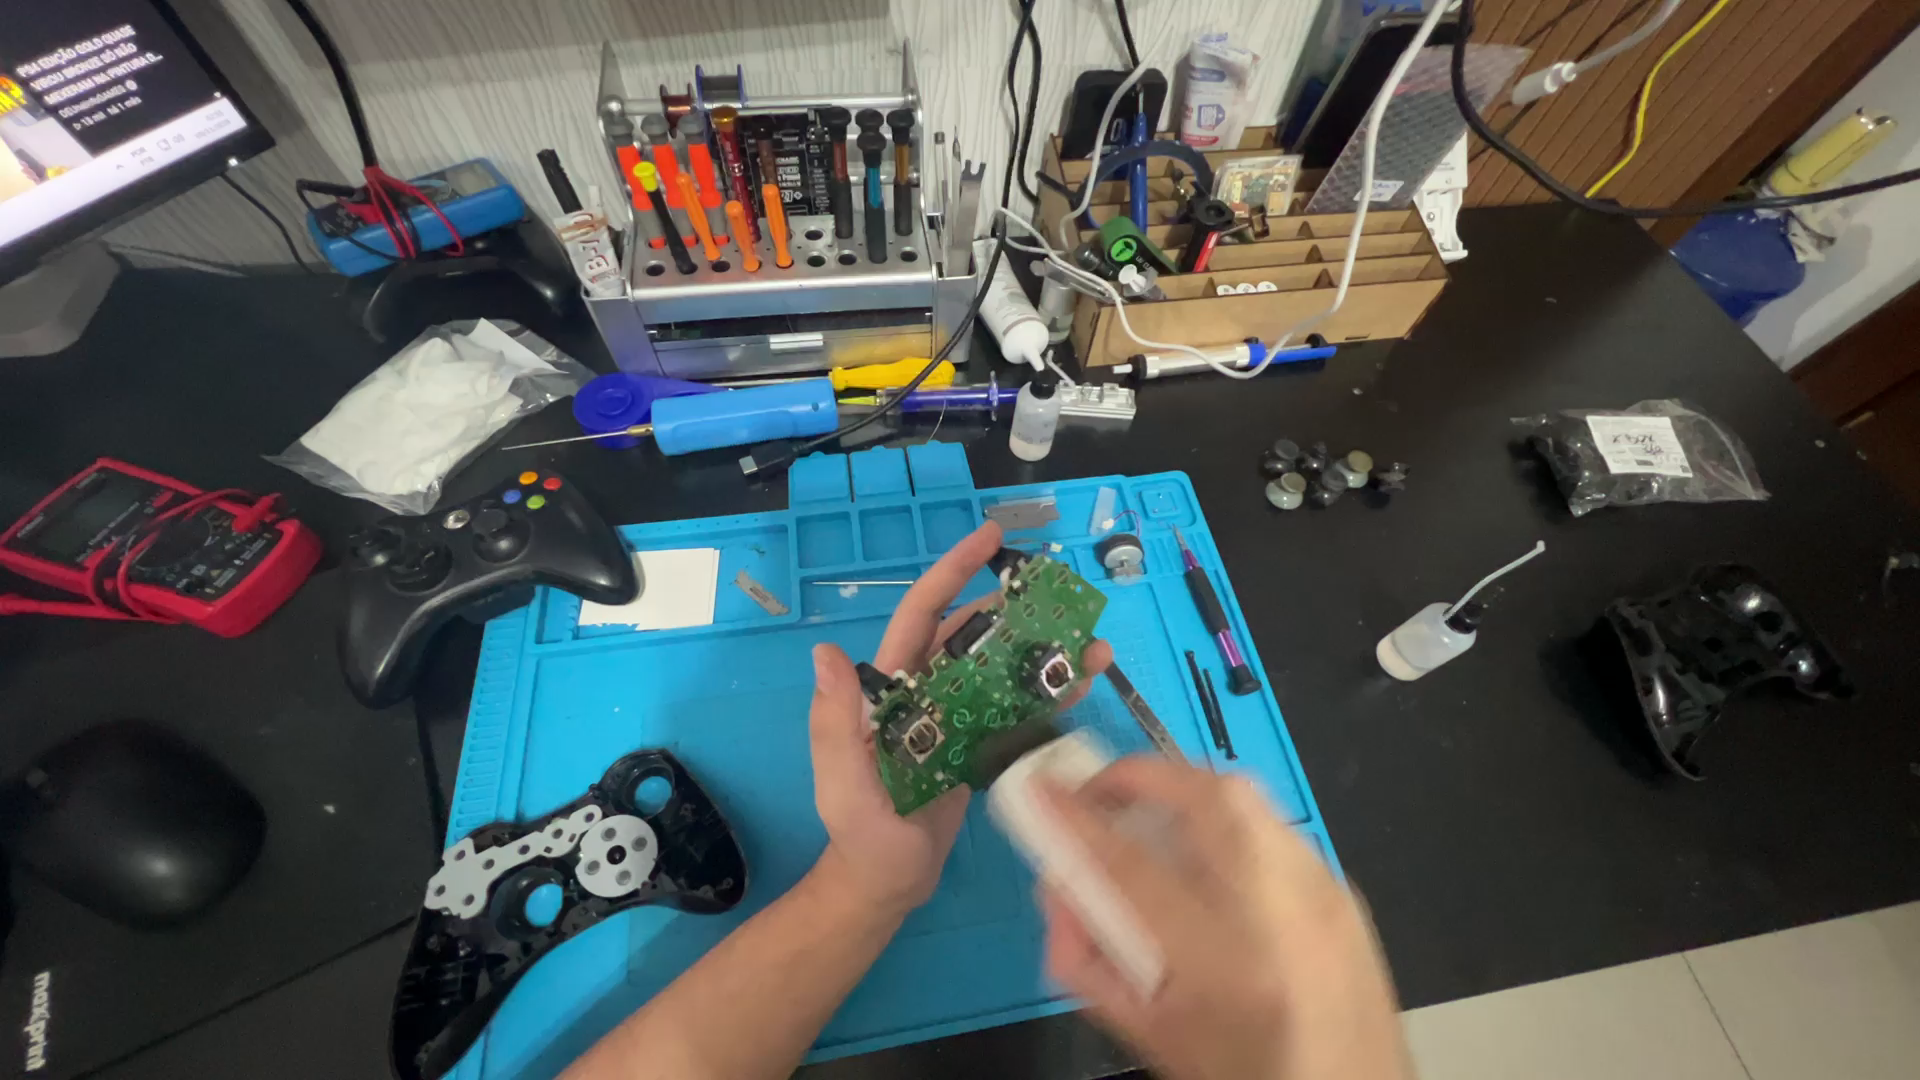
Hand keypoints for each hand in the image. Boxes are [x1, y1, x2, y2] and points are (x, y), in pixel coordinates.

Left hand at [809, 520, 1110, 915]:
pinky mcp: (979, 746)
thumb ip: (834, 721)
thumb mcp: (842, 782)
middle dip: (1015, 608)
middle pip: (972, 633)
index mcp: (891, 687)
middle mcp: (925, 691)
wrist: (887, 886)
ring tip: (1094, 644)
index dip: (953, 573)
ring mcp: (955, 718)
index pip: (923, 615)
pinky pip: (1014, 709)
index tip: (991, 537)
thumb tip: (826, 652)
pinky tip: (1082, 685)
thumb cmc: (860, 837)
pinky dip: (1047, 694)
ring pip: (1001, 669)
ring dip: (1043, 652)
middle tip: (1063, 592)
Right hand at [1039, 759, 1411, 1079]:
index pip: (1132, 868)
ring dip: (1179, 790)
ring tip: (1146, 817)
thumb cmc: (1242, 1077)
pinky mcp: (1344, 887)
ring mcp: (1325, 891)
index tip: (1039, 790)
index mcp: (1226, 965)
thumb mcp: (1150, 1036)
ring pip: (1242, 796)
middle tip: (1099, 796)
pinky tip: (1205, 856)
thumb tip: (1056, 886)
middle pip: (1206, 798)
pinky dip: (1221, 819)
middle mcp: (1284, 910)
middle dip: (1139, 777)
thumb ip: (1087, 961)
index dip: (1076, 821)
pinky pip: (1267, 823)